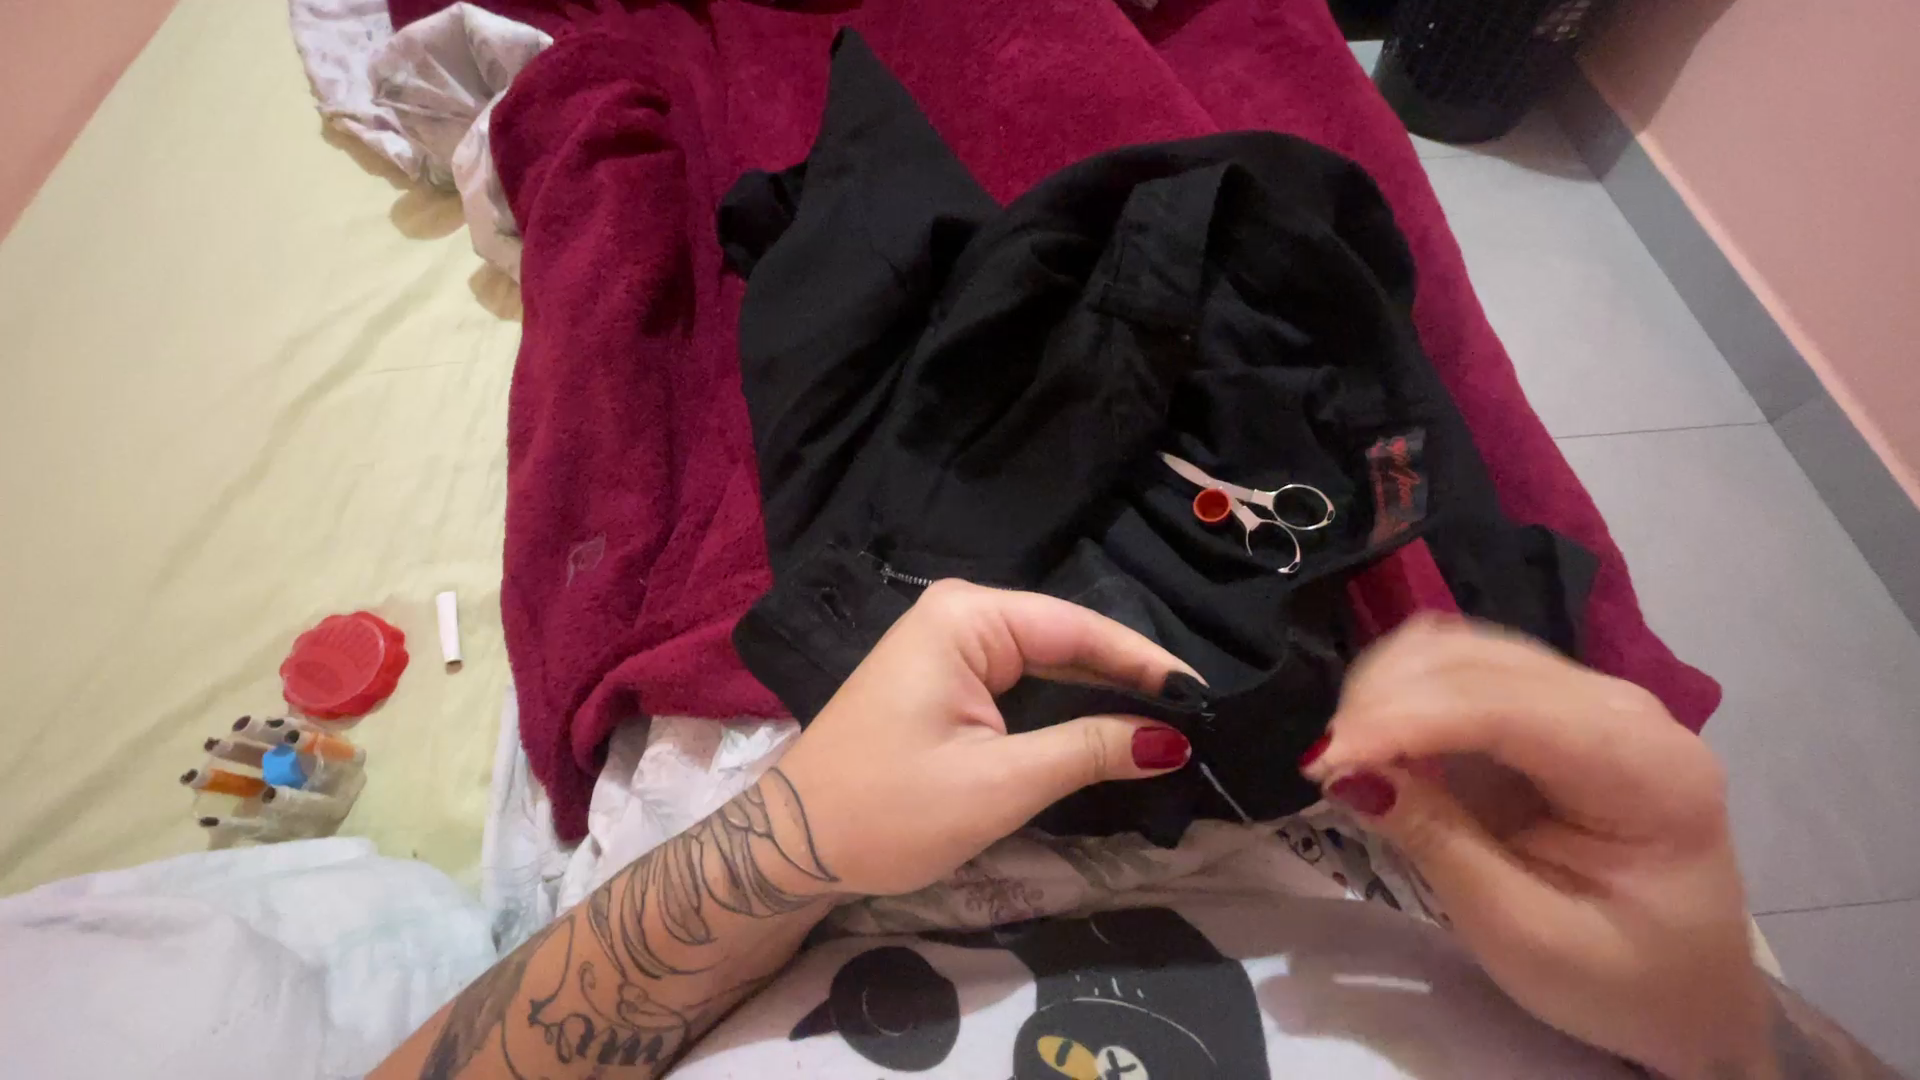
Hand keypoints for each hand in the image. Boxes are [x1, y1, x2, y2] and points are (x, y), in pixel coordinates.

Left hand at [773, 580, 1197, 896]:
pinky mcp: (946, 676)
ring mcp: (949, 643)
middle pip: (1065, 640)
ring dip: (1100, 693)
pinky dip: (1064, 704)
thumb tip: (1171, 739)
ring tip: (1169, 722)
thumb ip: (1088, 750)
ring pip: (1046, 661)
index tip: (1205, 696)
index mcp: (966, 618)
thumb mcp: (998, 783)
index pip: (1078, 629)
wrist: (795, 843)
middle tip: (1197, 717)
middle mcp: (959, 615)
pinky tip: (1107, 723)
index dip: (1145, 662)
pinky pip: (1020, 680)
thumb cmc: (888, 810)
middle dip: (1127, 679)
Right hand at [1302, 616, 1770, 1079]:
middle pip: (1471, 661)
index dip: (1404, 721)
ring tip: (1351, 755)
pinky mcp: (1537, 701)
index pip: (1504, 709)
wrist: (1676, 991)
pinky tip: (1380, 738)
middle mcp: (1620, 708)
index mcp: (1649, 770)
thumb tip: (1345, 773)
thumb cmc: (1613, 979)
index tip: (1325, 762)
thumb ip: (1436, 842)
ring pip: (1450, 650)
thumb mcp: (1521, 931)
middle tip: (1328, 766)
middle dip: (1382, 700)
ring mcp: (1579, 696)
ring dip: (1382, 689)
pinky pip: (1448, 666)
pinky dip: (1396, 691)